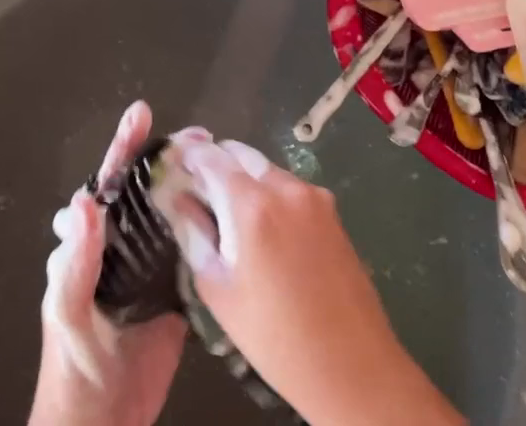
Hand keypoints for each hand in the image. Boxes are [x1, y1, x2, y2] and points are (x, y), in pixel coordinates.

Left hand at [28, 102, 191, 425]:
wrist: (102, 419)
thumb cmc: (73, 364)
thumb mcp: (68, 311)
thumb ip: (76, 261)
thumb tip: (87, 201)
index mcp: (87, 243)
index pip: (103, 185)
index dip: (121, 149)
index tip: (142, 115)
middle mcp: (116, 246)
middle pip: (139, 192)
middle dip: (162, 159)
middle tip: (197, 136)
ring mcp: (145, 268)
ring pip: (166, 216)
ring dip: (187, 188)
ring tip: (217, 162)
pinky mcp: (171, 293)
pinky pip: (189, 254)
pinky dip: (207, 232)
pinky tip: (230, 216)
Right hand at [163, 138, 462, 425]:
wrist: (353, 369)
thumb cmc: (274, 336)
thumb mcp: (218, 289)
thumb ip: (194, 233)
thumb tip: (177, 198)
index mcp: (253, 204)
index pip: (211, 157)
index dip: (188, 155)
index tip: (172, 164)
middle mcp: (287, 189)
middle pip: (242, 157)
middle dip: (217, 164)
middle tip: (197, 190)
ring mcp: (317, 200)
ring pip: (269, 171)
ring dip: (245, 180)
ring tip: (228, 214)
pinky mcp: (335, 216)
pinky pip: (292, 191)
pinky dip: (271, 196)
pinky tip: (263, 231)